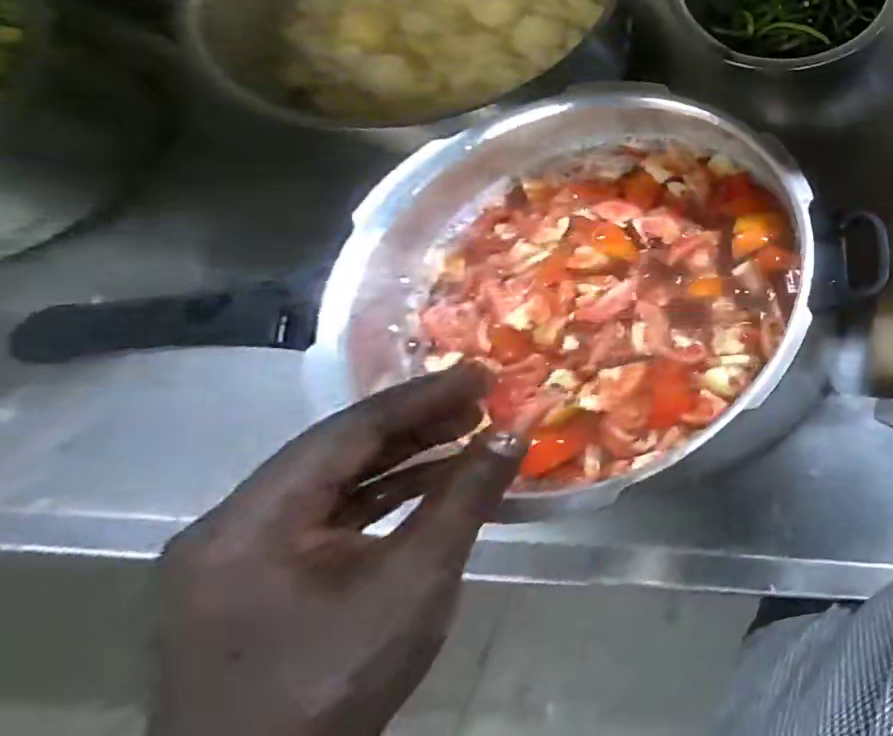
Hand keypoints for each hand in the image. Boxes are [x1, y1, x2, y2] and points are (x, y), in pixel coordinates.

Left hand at [149, 367, 524, 735]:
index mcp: (246, 524)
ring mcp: (233, 560)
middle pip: (334, 453)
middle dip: (415, 422)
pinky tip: (434, 483)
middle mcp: (226, 530)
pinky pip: (324, 516)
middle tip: (483, 398)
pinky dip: (383, 495)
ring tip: (468, 431)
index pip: (345, 433)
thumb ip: (465, 497)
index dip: (422, 396)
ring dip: (403, 456)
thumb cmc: (337, 674)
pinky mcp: (252, 584)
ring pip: (330, 483)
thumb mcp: (416, 579)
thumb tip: (513, 433)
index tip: (483, 371)